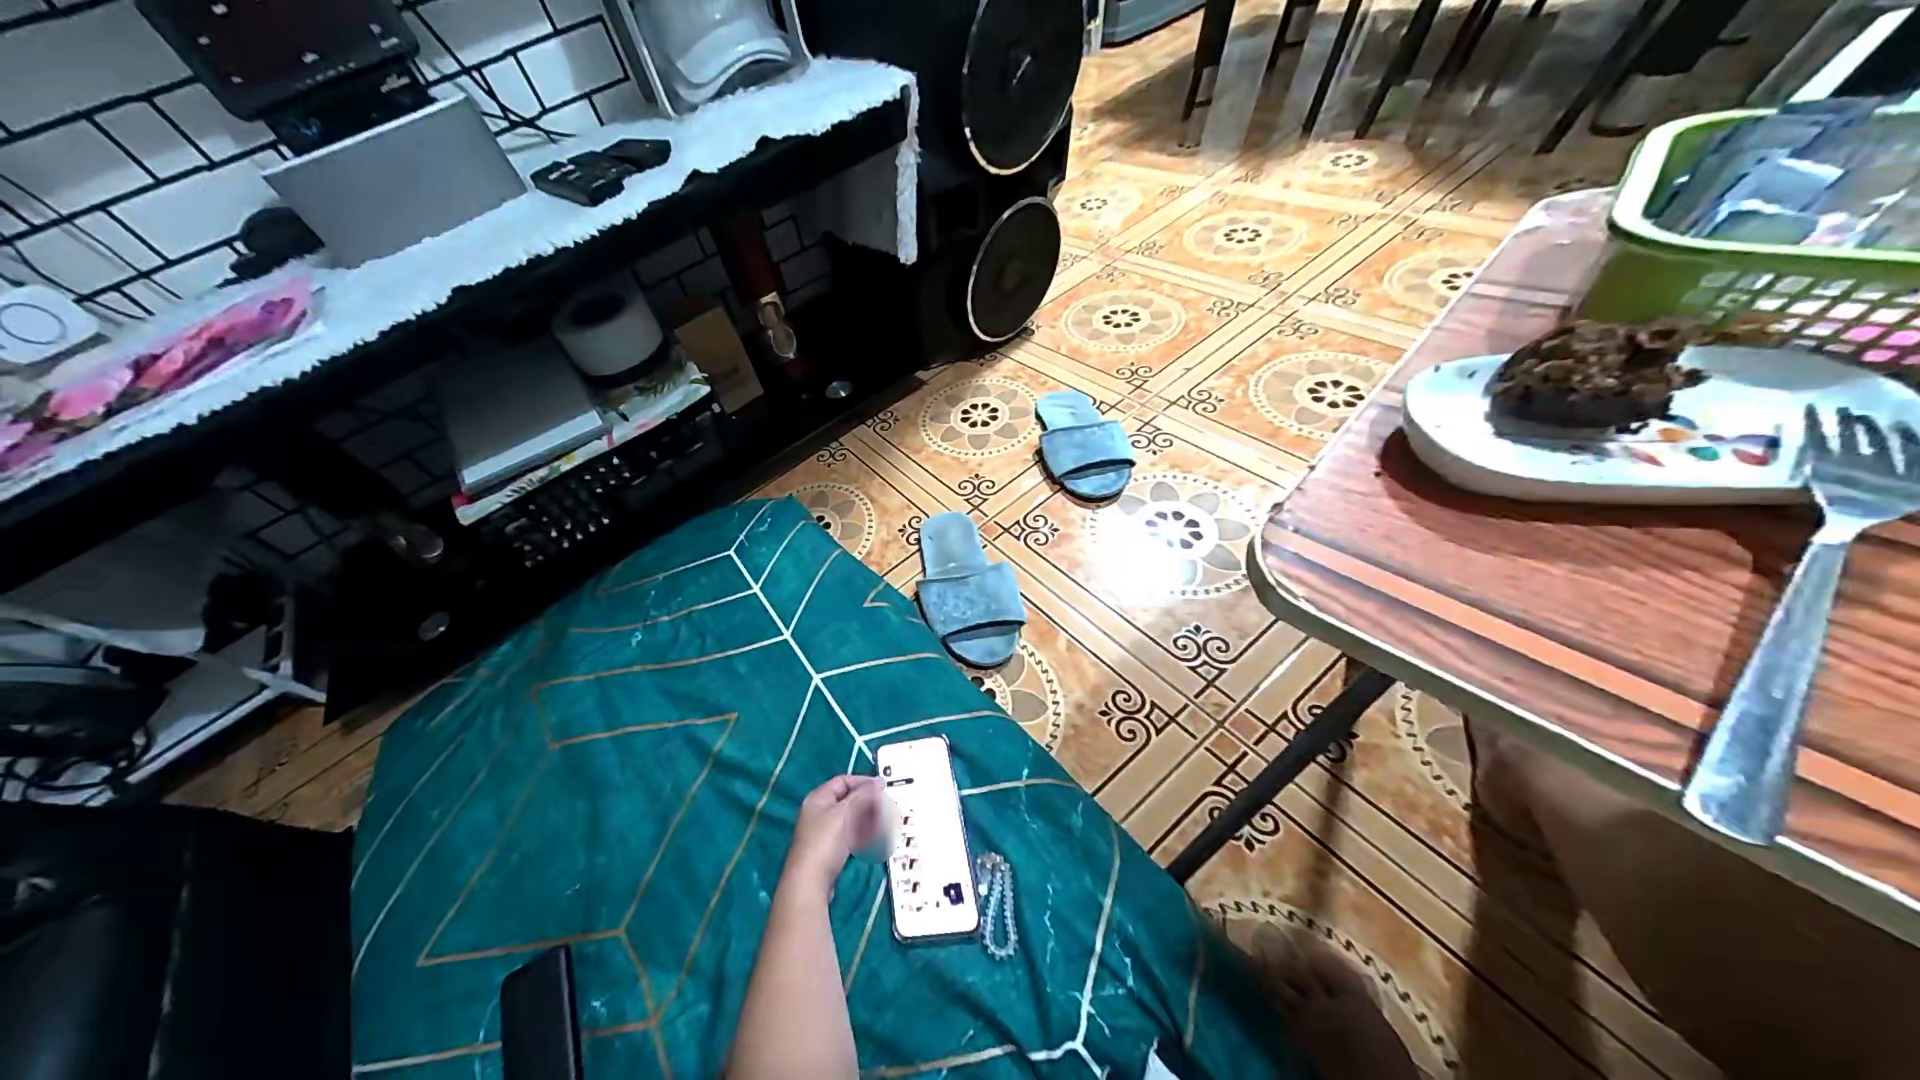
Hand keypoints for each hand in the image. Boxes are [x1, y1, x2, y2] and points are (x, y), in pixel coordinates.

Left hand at [785, 775, 885, 898]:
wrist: (810, 882)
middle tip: (885, 806)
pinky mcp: (829, 850)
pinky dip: (862, 832)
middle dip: (867, 801)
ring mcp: (823, 832)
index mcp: (818, 799)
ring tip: (883, 822)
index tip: (882, 788)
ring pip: (850, 818)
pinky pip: (849, 834)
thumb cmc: (826, 841)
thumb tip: (879, 782)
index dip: (863, 782)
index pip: (843, 781)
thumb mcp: (845, 813)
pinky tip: (872, 837)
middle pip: (847, 799)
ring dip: (867, 817)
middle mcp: (819, 813)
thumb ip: (863, 795)